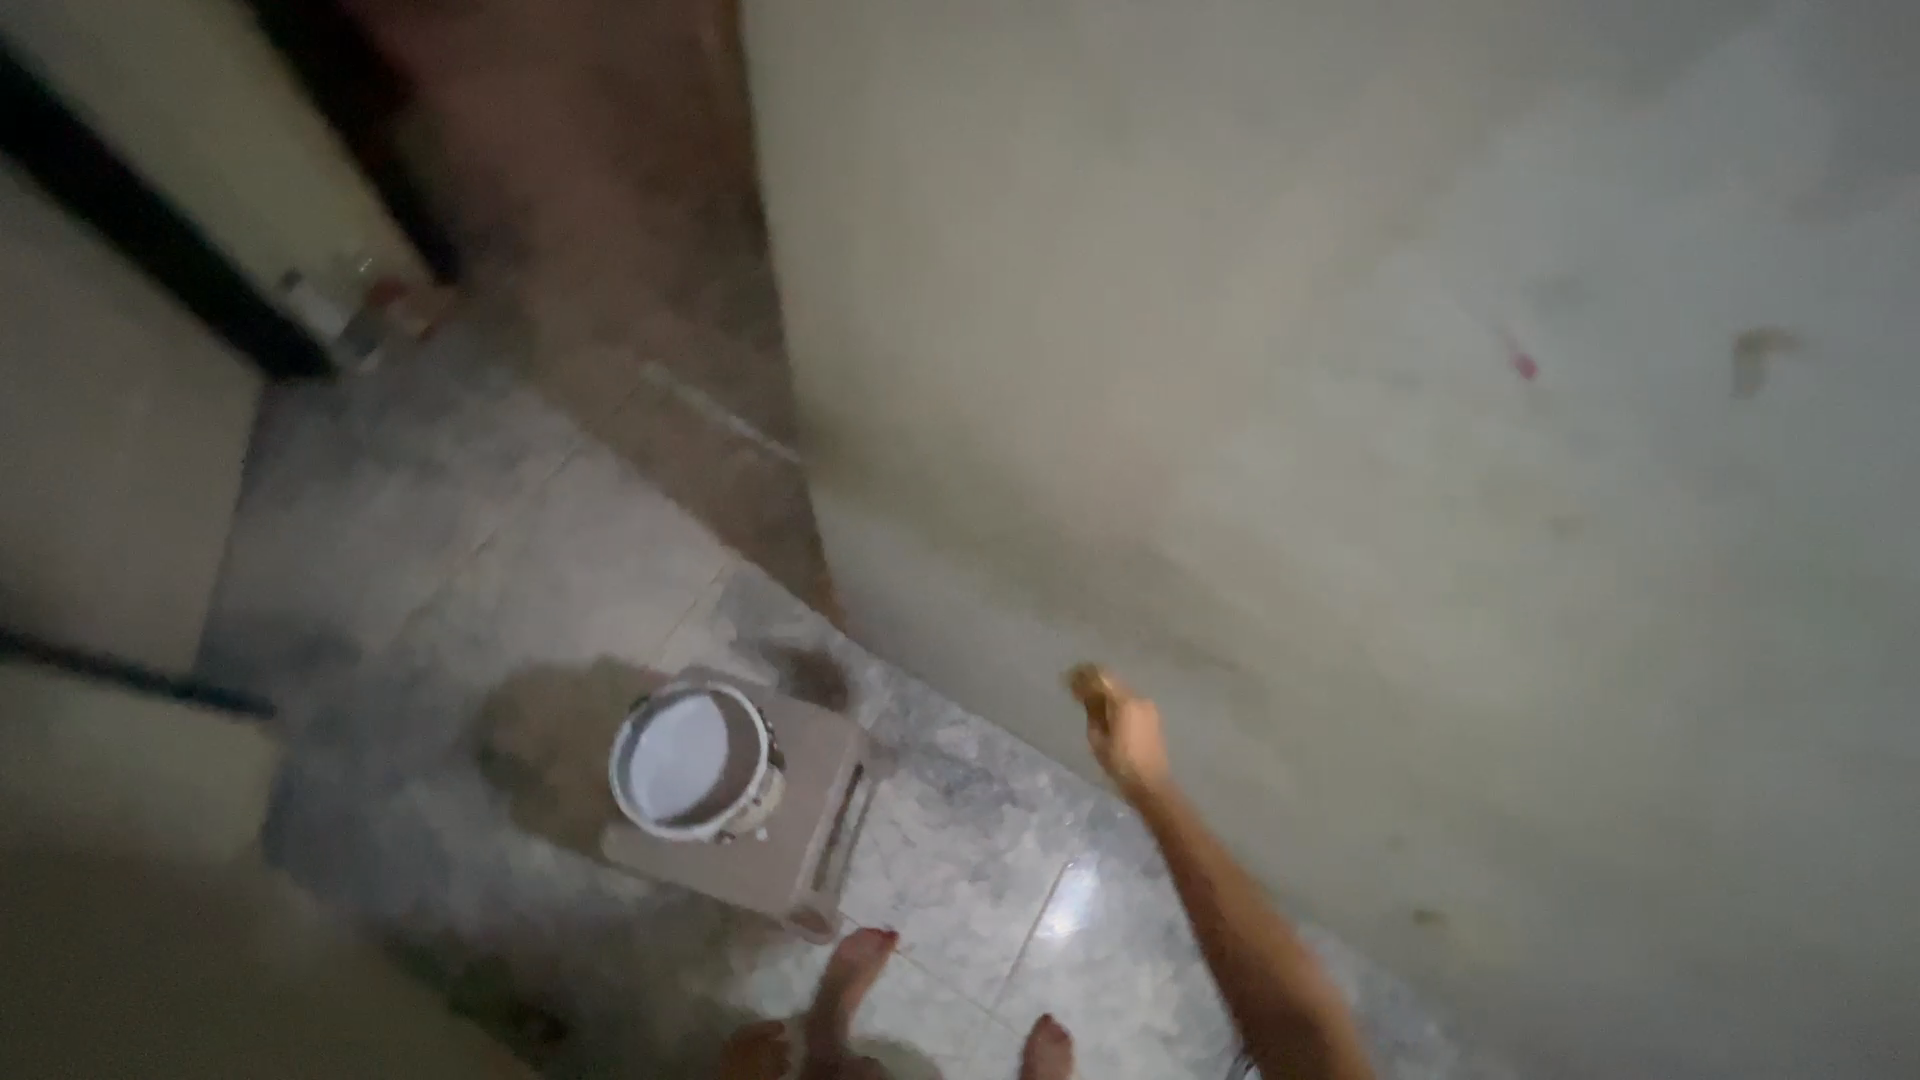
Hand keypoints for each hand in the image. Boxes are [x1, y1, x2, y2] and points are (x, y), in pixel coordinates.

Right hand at [1067, 664, 1170, 800]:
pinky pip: (1128, 699)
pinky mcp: (1151, 714)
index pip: (1100, 677)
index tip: (1067, 678)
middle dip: (1091, 680)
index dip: (1082, 675)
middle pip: (1111, 680)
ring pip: (1120, 688)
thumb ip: (1091, 712)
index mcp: (1124, 702)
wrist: (1151, 783)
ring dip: (1103, 689)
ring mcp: (1147, 705)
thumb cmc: (1120, 764)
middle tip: (1074, 686)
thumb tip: (1085, 695)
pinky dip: (1114, 698)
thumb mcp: (1097, 739)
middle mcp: (1138, 697)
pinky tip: (1103, 707)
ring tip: (1085, 697)